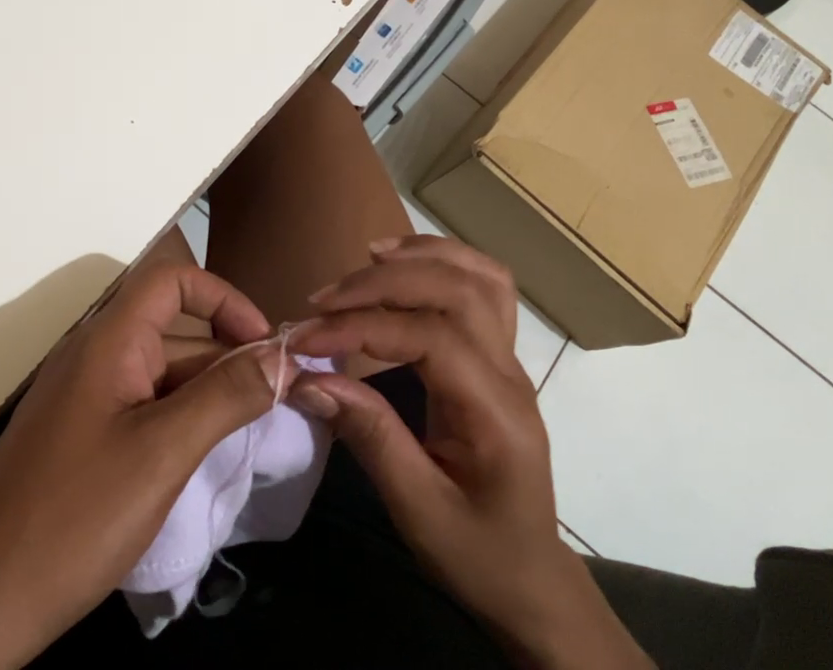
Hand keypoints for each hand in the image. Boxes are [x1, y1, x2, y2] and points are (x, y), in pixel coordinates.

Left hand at [0, 262, 291, 664]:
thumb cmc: (79, 514)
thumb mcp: (164, 451)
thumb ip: (226, 395)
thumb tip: (283, 354)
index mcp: (107, 343)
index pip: (171, 280)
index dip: (224, 298)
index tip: (265, 346)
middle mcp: (92, 357)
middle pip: (174, 330)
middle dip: (228, 355)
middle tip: (281, 400)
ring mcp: (83, 398)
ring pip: (161, 373)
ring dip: (208, 391)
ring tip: (252, 429)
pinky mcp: (80, 437)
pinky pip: (141, 407)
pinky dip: (180, 418)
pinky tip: (204, 453)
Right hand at [291, 236, 650, 668]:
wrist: (529, 576)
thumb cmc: (474, 551)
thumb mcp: (416, 509)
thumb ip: (370, 438)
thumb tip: (310, 379)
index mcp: (495, 413)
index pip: (430, 336)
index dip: (362, 326)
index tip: (304, 340)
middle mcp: (510, 374)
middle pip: (458, 291)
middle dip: (382, 284)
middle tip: (320, 302)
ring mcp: (511, 361)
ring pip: (480, 277)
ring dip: (421, 257)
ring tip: (363, 260)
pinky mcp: (499, 359)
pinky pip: (484, 288)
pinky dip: (444, 262)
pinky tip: (402, 265)